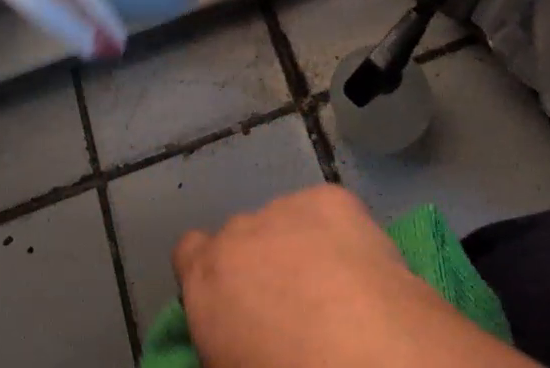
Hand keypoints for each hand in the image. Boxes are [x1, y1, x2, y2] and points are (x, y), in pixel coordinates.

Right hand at [173, 185, 535, 367]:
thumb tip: (238, 333)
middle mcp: (239, 232)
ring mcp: (286, 208)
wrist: (361, 353)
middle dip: (263, 263)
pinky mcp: (332, 199)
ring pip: (288, 222)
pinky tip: (360, 266)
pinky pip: (328, 212)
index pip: (188, 252)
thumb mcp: (231, 365)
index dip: (212, 273)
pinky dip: (340, 233)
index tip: (233, 300)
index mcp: (205, 277)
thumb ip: (223, 337)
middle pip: (243, 237)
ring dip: (303, 246)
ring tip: (336, 288)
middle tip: (294, 307)